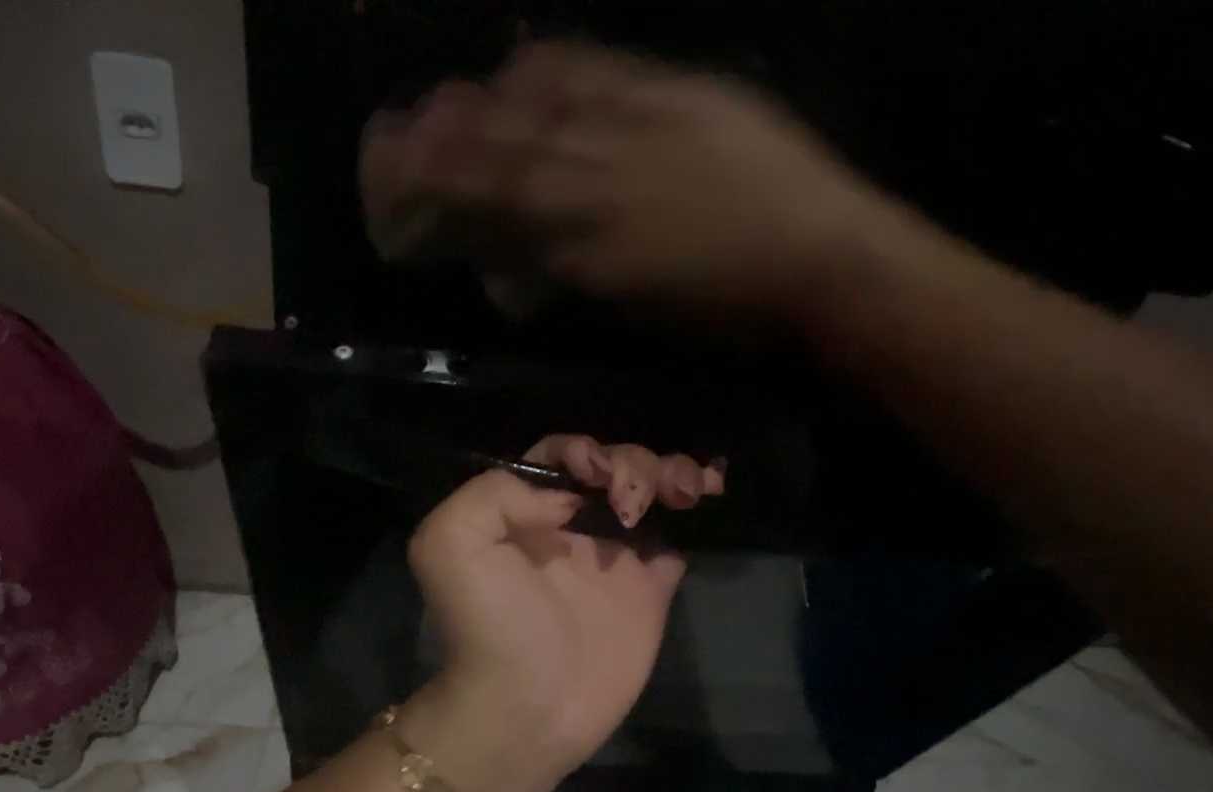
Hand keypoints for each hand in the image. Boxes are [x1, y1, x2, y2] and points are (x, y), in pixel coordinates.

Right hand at [361, 42, 886, 315]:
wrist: (824, 261)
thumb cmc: (724, 309)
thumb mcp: (628, 302)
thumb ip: (560, 273)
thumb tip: (507, 272)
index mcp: (585, 233)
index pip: (487, 198)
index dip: (429, 188)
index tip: (388, 186)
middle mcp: (598, 169)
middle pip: (497, 145)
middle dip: (435, 140)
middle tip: (392, 137)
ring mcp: (637, 120)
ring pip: (535, 101)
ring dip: (481, 100)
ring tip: (447, 103)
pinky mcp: (679, 91)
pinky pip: (598, 66)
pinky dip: (550, 67)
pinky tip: (524, 62)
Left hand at [401, 437, 723, 791]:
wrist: (526, 708)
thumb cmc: (488, 626)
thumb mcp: (448, 545)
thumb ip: (492, 496)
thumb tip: (564, 497)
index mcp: (524, 514)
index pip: (560, 457)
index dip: (583, 450)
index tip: (595, 472)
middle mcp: (570, 529)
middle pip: (614, 468)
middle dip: (634, 463)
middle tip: (631, 500)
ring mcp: (612, 561)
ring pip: (650, 495)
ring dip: (671, 476)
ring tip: (683, 491)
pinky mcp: (648, 595)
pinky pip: (677, 543)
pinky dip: (694, 519)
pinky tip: (703, 505)